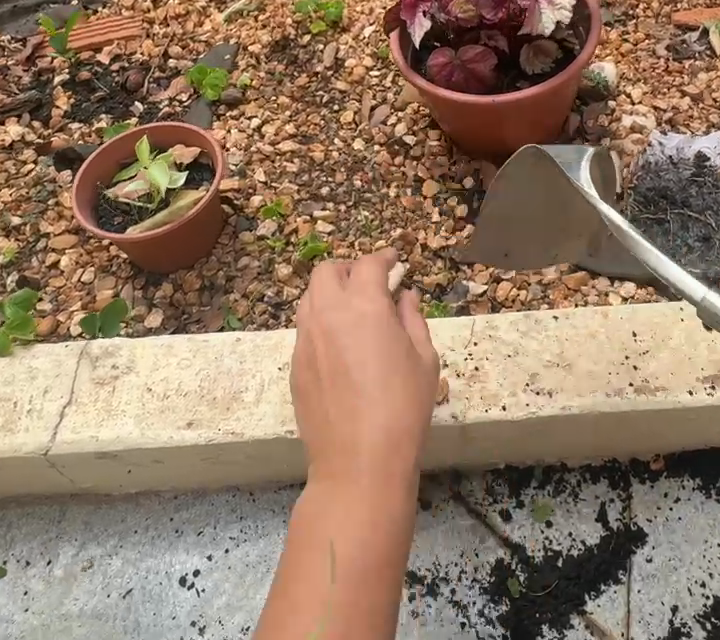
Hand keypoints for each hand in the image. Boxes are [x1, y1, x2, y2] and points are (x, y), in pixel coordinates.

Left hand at [291, 251, 440, 492]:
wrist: (359, 461)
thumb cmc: (403, 407)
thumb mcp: (424, 359)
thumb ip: (413, 319)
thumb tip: (405, 296)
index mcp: (364, 306)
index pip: (368, 264)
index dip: (383, 257)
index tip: (394, 260)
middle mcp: (328, 314)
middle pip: (327, 271)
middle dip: (349, 269)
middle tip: (370, 283)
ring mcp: (306, 340)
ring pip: (310, 298)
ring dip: (330, 292)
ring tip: (353, 310)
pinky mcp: (295, 365)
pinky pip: (305, 328)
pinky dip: (322, 321)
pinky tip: (341, 344)